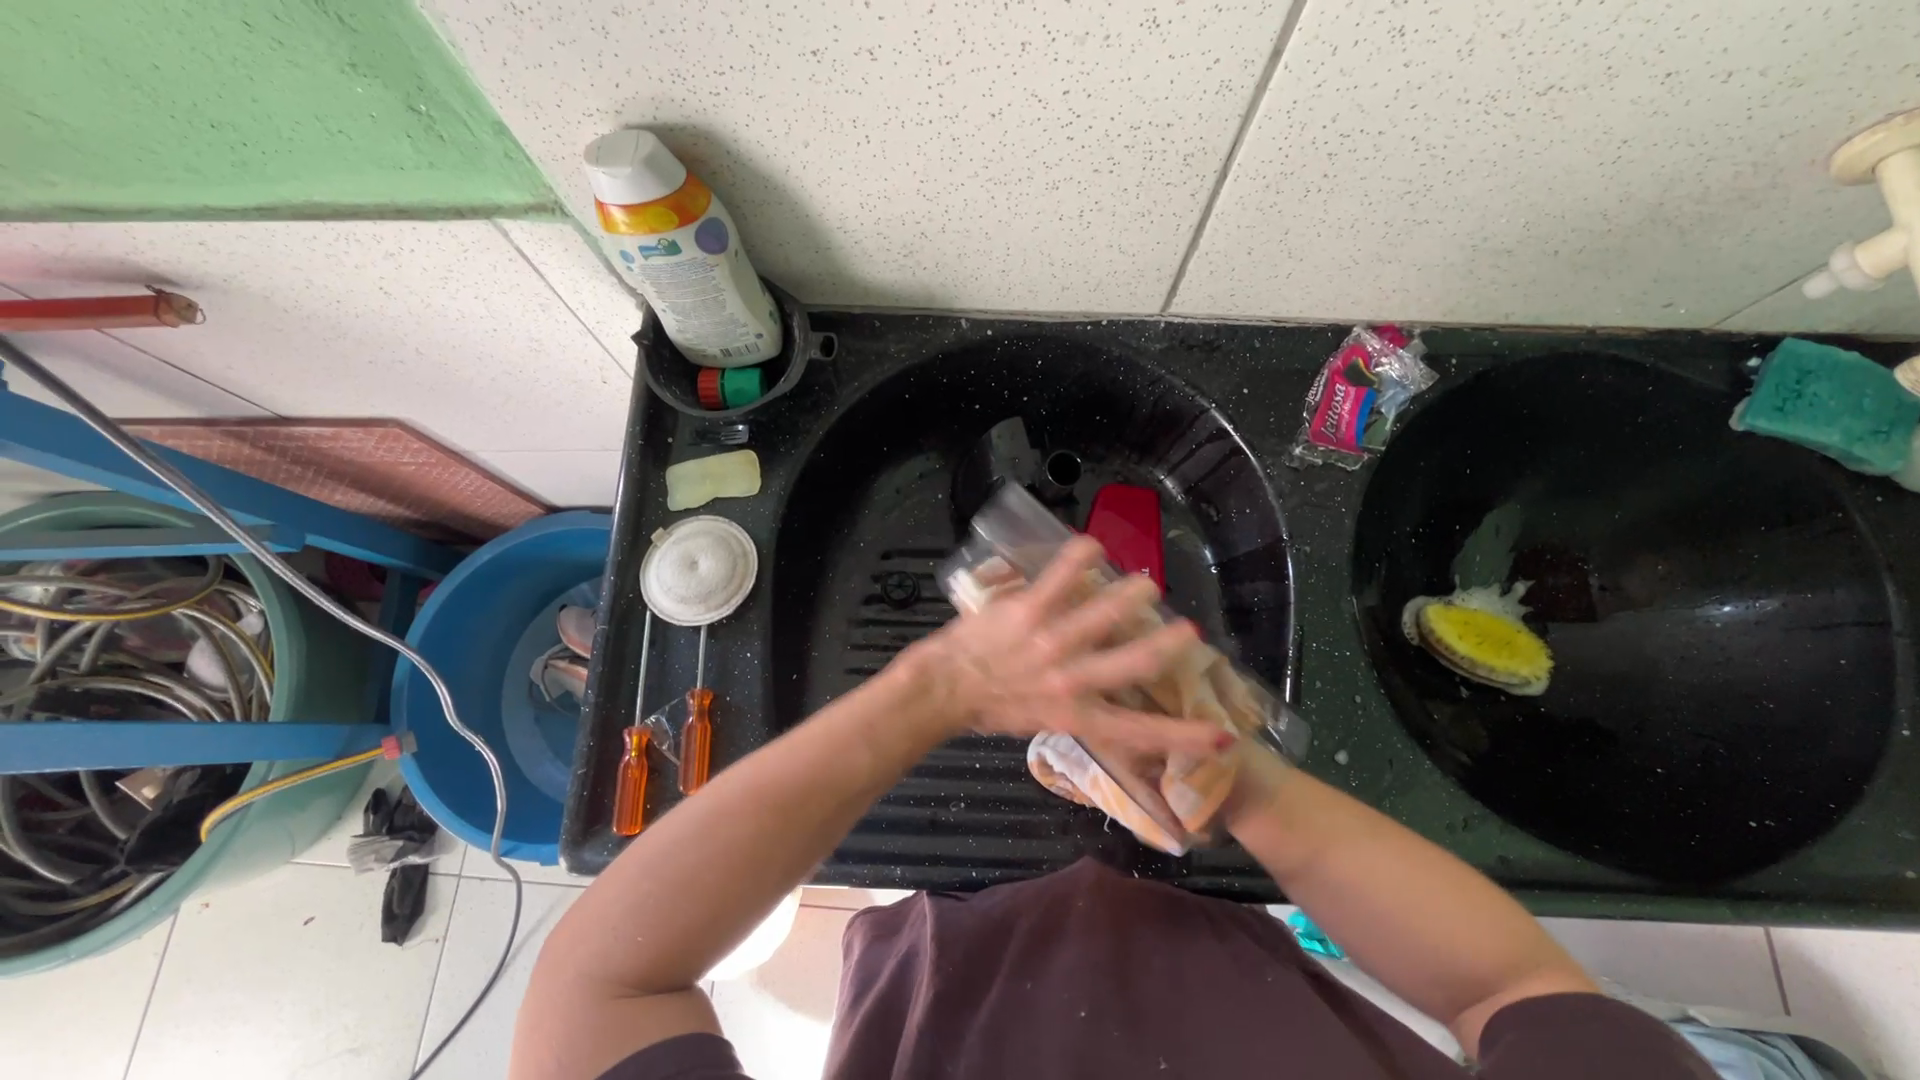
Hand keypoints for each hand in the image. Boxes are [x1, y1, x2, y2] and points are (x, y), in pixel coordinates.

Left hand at [904, 536, 1223, 756]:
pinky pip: (1063, 575)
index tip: (1223, 735)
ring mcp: (1052, 641)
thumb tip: (1102, 691)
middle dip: (1169, 645)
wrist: (942, 690)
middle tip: (1188, 632)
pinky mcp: (1028, 610)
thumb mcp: (1039, 721)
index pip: (1140, 731)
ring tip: (1148, 584)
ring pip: (1108, 612)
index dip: (1185, 735)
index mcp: (1077, 715)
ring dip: (1134, 595)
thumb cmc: (989, 708)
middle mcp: (1072, 680)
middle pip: (1136, 662)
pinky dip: (1082, 555)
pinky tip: (1095, 543)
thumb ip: (1075, 706)